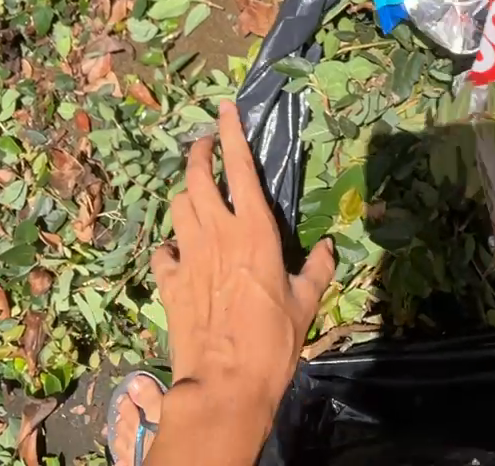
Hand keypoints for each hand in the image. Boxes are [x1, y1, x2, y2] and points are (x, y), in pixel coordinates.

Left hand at [149, 101, 335, 461]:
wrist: (224, 386)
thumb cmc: (272, 340)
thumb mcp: (306, 302)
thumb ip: (318, 268)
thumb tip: (330, 247)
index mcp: (254, 229)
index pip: (239, 167)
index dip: (231, 133)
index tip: (224, 107)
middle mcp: (217, 232)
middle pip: (197, 177)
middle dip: (199, 153)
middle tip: (205, 144)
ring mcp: (188, 255)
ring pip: (177, 206)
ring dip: (185, 192)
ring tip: (195, 192)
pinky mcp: (170, 282)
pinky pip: (164, 250)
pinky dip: (171, 244)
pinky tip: (179, 251)